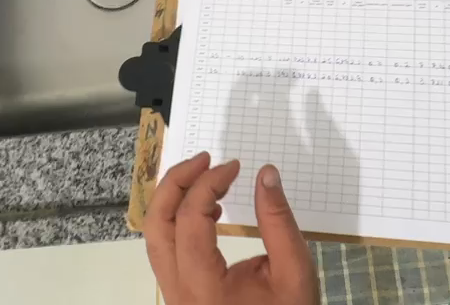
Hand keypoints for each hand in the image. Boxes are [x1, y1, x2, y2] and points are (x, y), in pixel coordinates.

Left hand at [145, 152, 318, 304]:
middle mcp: (178, 295)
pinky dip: (178, 218)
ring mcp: (174, 296)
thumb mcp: (294, 270)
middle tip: (206, 158)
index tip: (235, 165)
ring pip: (154, 238)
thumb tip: (266, 172)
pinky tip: (208, 208)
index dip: (208, 183)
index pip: (190, 221)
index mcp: (205, 290)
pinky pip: (165, 248)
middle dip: (176, 183)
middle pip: (156, 227)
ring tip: (205, 175)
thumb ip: (278, 220)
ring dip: (174, 198)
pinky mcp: (179, 294)